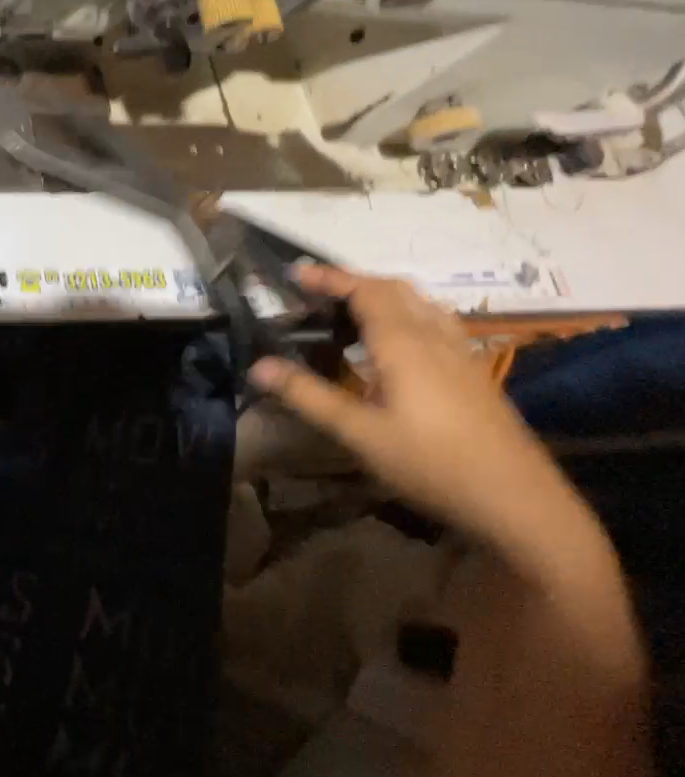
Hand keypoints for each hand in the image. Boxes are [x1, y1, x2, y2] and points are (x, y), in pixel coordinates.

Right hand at [250, 267, 564, 546]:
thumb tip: (257, 366)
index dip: (331, 278)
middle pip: (399, 291)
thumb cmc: (432, 464)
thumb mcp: (359, 433)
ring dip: (385, 295)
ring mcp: (462, 358)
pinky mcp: (473, 376)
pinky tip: (393, 345)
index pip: (368, 293)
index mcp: (406, 347)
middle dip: (356, 281)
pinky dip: (407, 316)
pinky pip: (437, 326)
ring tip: (350, 309)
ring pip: (424, 305)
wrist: (519, 504)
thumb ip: (308, 396)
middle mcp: (436, 342)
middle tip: (316, 290)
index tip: (294, 272)